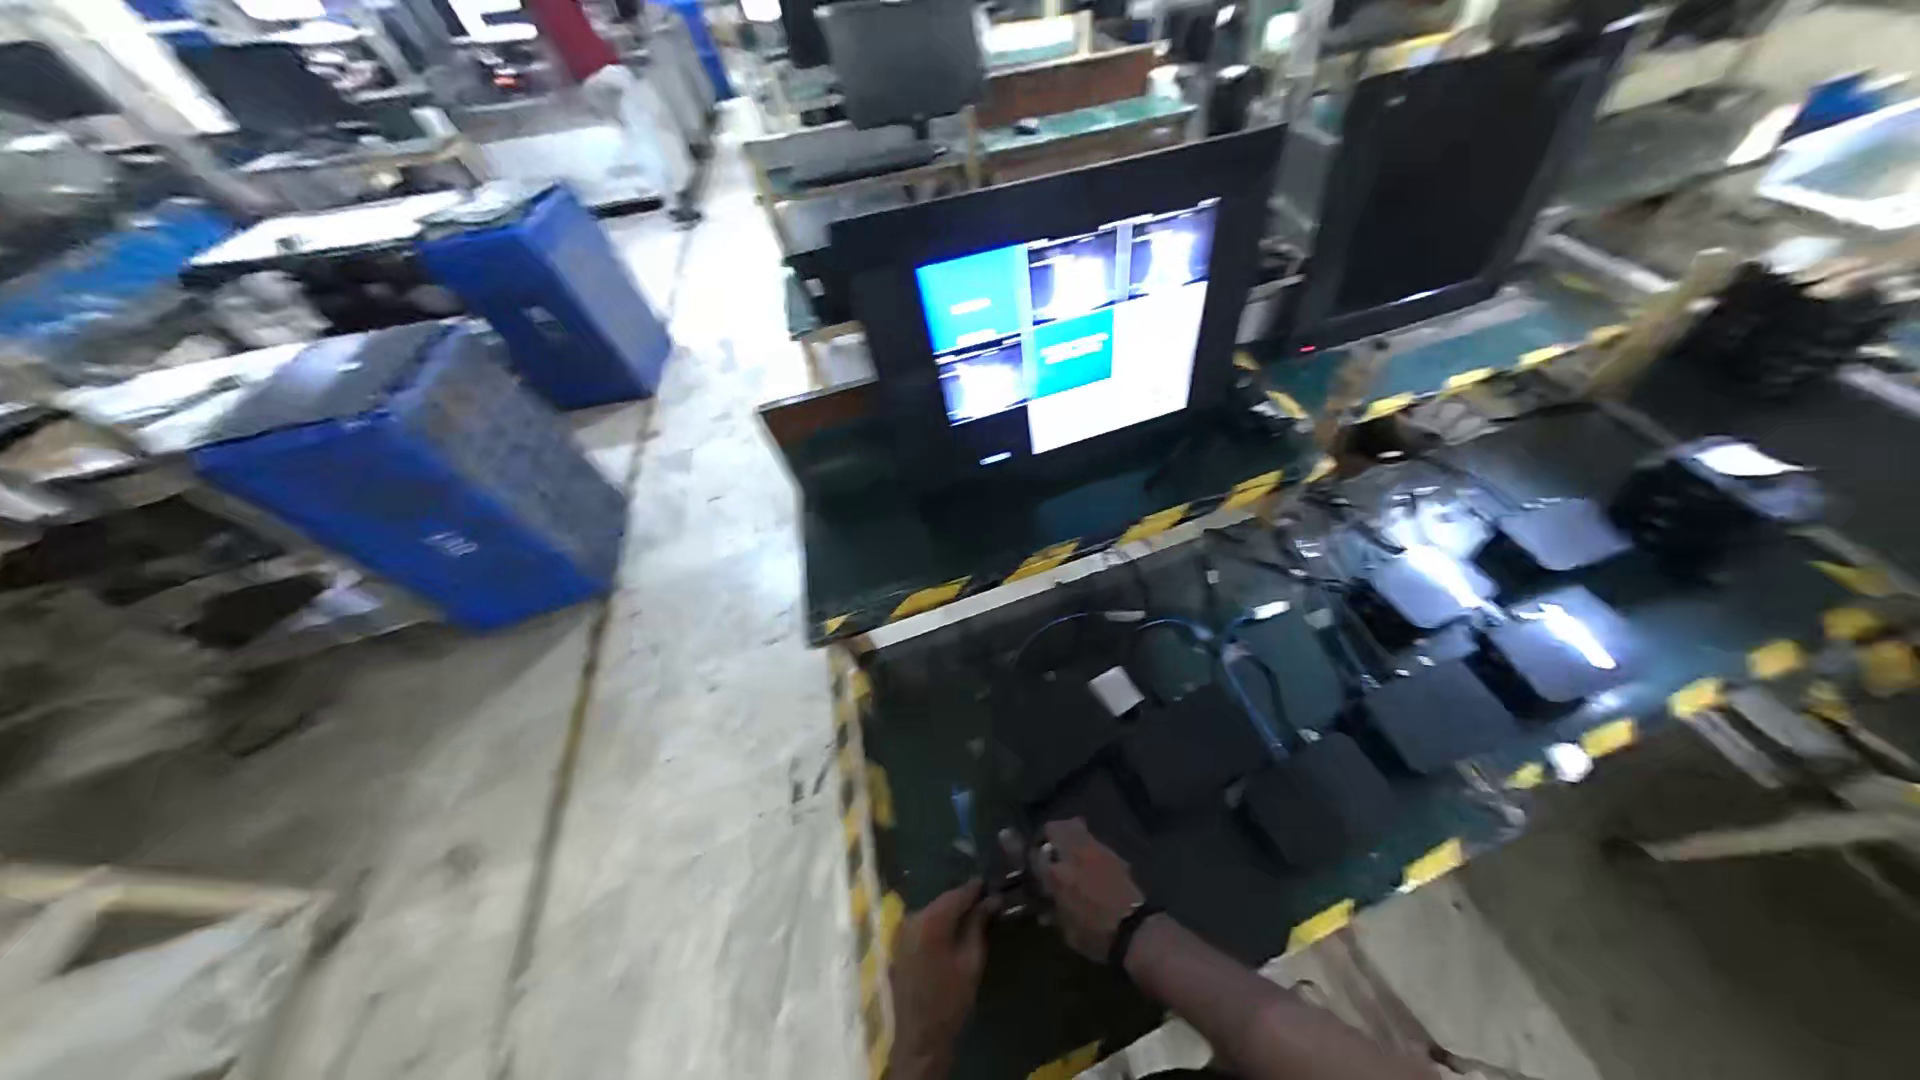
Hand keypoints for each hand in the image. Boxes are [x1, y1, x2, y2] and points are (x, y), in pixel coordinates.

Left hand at [888, 879, 996, 1079]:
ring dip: (950, 910)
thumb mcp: (971, 961)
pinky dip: (937, 922)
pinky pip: (922, 923)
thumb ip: (979, 925)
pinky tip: (952, 929)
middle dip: (963, 899)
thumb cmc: (950, 1001)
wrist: (920, 1038)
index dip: (975, 888)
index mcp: (930, 921)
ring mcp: (902, 931)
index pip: (957, 895)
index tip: (991, 883)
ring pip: (932, 911)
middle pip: (943, 901)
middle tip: (985, 898)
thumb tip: (993, 899)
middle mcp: (912, 919)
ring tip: (972, 912)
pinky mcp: (899, 944)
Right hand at [1029, 818, 1144, 961]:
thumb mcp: (1066, 930)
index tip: (1032, 867)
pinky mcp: (1112, 852)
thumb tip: (1045, 910)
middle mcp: (1072, 854)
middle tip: (1048, 850)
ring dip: (1068, 833)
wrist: (1135, 931)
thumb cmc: (1096, 936)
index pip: (1034, 854)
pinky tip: (1090, 860)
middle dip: (1047, 835)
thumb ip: (1053, 912)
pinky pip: (1093, 839)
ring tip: (1069, 849)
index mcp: (1055, 873)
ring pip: (1075, 825)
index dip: (1031, 859)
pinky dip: (1087, 844)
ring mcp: (1094, 849)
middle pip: (1053, 827)